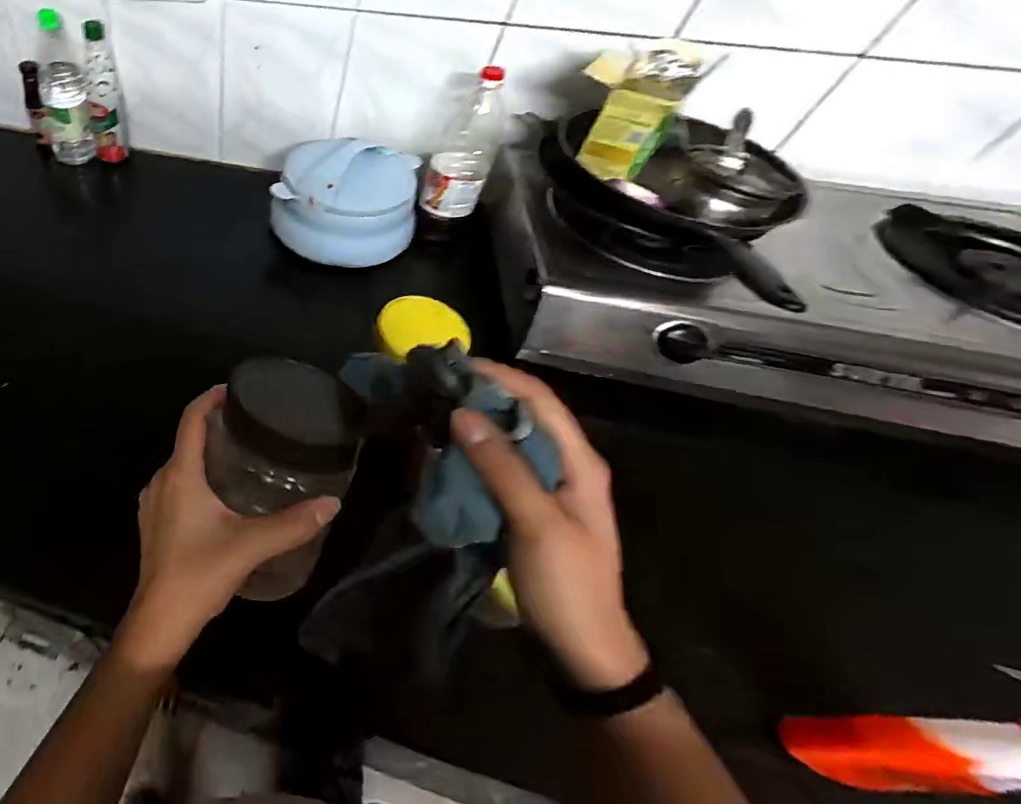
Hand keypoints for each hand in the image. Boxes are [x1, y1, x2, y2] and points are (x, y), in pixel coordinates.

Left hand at [118, 385, 340, 668]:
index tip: (233, 390)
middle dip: (215, 427)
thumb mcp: (250, 546)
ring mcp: (153, 502)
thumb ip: (292, 524)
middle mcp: (161, 480)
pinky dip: (197, 476)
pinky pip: (175, 484)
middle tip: (251, 427)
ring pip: (181, 464)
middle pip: (186, 439)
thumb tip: (332, 503)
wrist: (159, 622)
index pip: (191, 420)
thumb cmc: (199, 575)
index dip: (209, 398)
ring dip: (205, 453)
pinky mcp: (153, 522)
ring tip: (241, 455)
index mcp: (180, 475)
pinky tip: (221, 494)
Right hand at [452, 359, 647, 689]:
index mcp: (578, 461)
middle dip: (482, 395)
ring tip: (435, 413)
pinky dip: (473, 453)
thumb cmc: (567, 586)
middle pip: (523, 414)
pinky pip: (498, 466)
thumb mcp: (535, 523)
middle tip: (437, 388)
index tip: (455, 366)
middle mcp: (564, 464)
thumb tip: (462, 412)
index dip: (500, 376)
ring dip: (475, 423)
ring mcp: (546, 486)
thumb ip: (502, 466)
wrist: (585, 653)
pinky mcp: (527, 507)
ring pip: (508, 439)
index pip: (539, 399)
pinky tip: (446, 452)